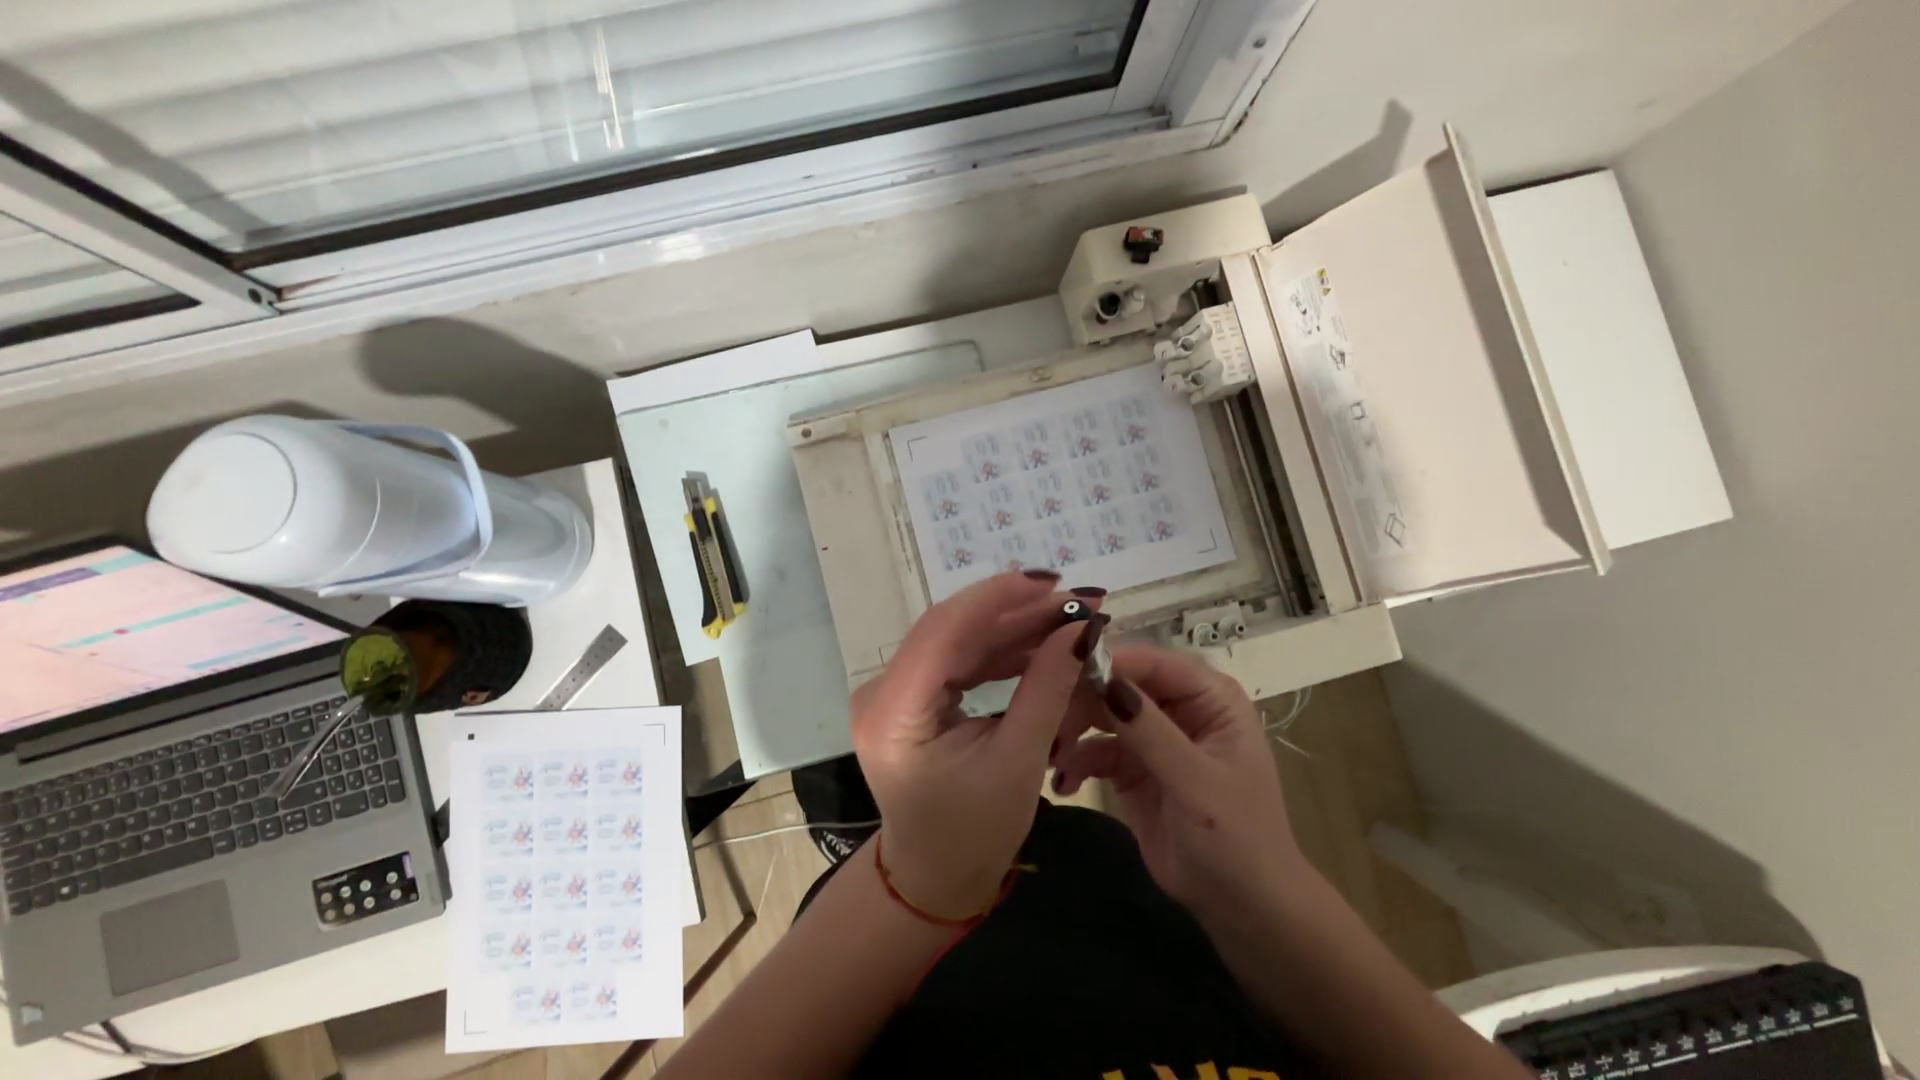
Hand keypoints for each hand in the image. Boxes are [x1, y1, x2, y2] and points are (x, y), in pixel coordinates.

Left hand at [851, 572, 1096, 915]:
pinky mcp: (912, 699)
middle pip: (953, 630)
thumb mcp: (1018, 762)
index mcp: (894, 711)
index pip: (944, 631)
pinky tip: (1044, 643)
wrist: (934, 877)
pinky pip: (959, 661)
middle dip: (1018, 611)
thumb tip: (1082, 629)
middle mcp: (883, 692)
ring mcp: (895, 693)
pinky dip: (1002, 652)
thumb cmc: (974, 833)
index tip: (1054, 583)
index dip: (999, 599)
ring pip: (959, 641)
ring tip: (1073, 618)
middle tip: (1079, 600)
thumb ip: (1047, 689)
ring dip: (1015, 628)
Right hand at [1051, 646, 1303, 917]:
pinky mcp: (1131, 768)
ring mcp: (1153, 738)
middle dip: (1083, 699)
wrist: (1241, 905)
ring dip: (1073, 729)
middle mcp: (1180, 707)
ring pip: (1102, 713)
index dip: (1111, 663)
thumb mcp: (1195, 781)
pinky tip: (1063, 782)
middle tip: (1047, 720)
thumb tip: (1104, 679)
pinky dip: (1076, 761)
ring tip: (1051, 754)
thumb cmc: (1235, 837)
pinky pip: (1095, 750)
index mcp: (1210, 697)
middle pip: (1121, 683)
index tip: (1062, 673)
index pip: (1153, 663)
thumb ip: (1150, 731)